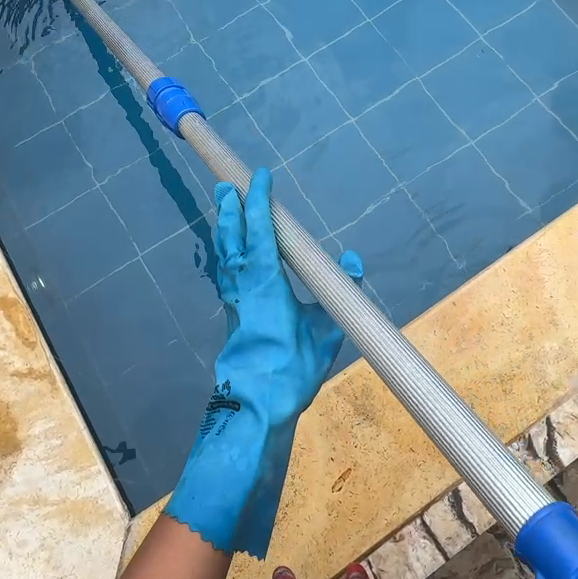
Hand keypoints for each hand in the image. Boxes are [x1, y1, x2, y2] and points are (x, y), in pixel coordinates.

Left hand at [166, 168, 361, 557]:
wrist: (257, 403)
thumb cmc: (292, 365)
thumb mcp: (325, 329)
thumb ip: (339, 292)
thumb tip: (353, 261)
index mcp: (265, 279)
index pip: (259, 228)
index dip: (258, 199)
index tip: (259, 176)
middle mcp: (244, 282)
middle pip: (232, 236)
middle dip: (230, 209)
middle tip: (226, 185)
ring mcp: (234, 298)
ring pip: (225, 253)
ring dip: (225, 228)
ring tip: (224, 208)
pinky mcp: (233, 313)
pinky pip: (227, 272)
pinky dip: (228, 252)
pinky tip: (231, 254)